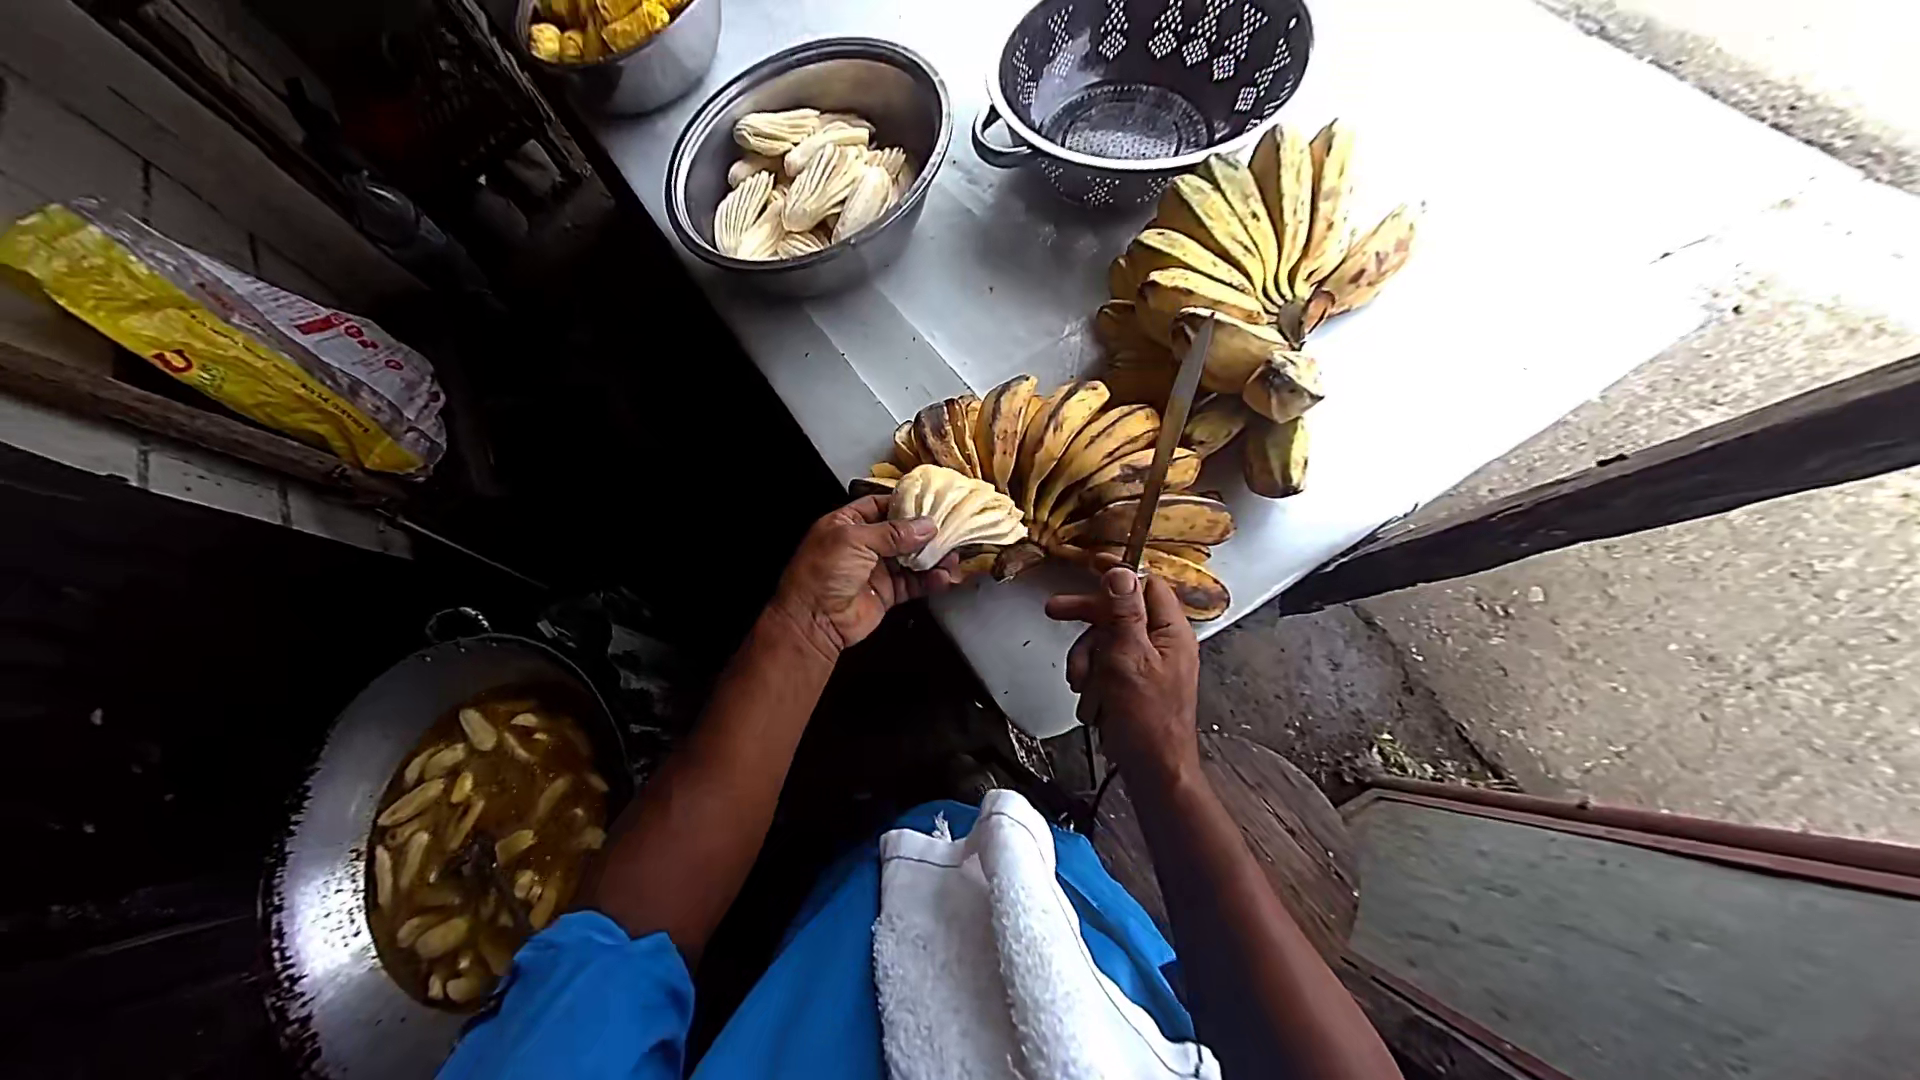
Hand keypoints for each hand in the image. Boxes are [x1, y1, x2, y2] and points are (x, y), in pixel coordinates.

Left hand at [768, 494, 961, 663]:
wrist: (814, 621)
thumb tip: (925, 525)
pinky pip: (913, 583)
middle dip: (925, 531)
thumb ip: (893, 532)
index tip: (930, 502)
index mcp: (848, 524)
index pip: (880, 506)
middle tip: (950, 527)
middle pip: (901, 532)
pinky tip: (944, 576)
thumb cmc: (822, 573)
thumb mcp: (855, 540)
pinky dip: (930, 580)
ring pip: (911, 558)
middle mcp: (863, 545)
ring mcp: (876, 569)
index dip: (904, 503)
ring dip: (932, 556)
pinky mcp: (887, 593)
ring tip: (953, 553)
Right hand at [1045, 558, 1200, 784]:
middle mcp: (1163, 642)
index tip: (1089, 563)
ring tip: (1082, 683)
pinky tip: (1091, 698)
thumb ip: (1123, 612)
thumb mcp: (1128, 657)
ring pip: (1106, 640)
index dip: (1117, 573)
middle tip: (1054, 611)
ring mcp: (1148, 664)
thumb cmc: (1145, 719)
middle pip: (1119, 611)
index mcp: (1171, 631)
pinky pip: (1106, 666)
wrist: (1153, 770)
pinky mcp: (1134, 683)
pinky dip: (1093, 679)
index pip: (1145, 584)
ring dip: (1086, 658)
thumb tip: (1121, 571)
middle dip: (1086, 618)